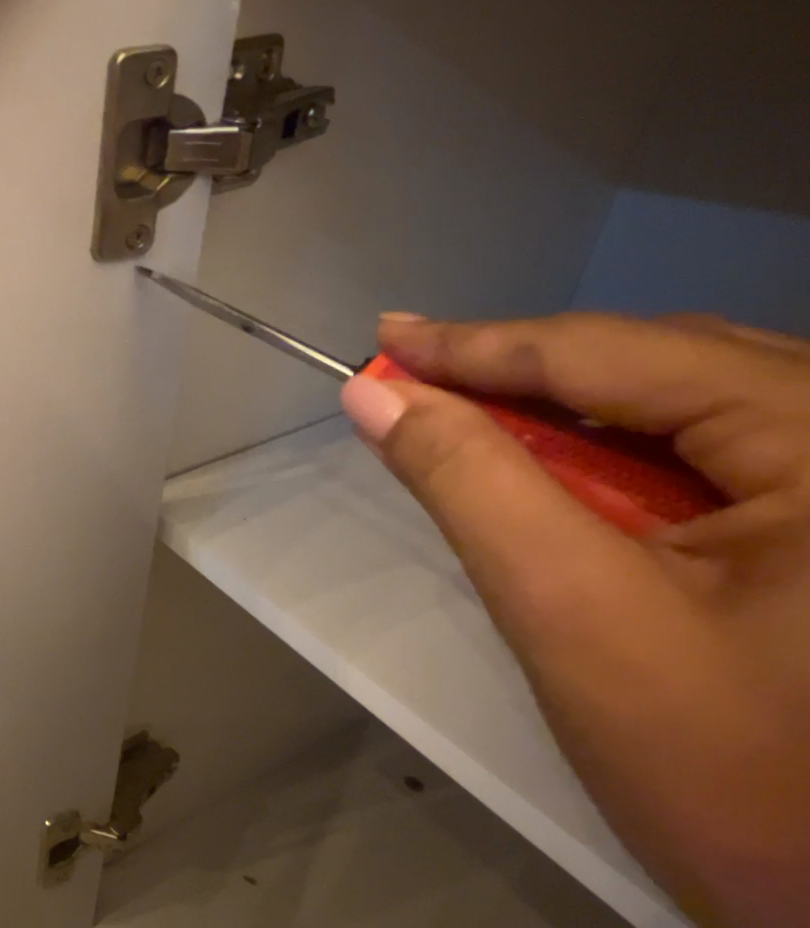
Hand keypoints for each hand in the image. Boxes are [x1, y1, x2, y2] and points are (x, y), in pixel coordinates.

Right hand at [341, 313, 809, 927]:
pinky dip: (630, 454)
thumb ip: (469, 484)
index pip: (619, 355)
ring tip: (472, 419)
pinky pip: (737, 456)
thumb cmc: (737, 774)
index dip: (481, 345)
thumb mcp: (576, 615)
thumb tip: (376, 397)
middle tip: (415, 380)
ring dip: (573, 412)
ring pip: (704, 403)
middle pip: (671, 364)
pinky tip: (570, 474)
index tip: (383, 338)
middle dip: (528, 372)